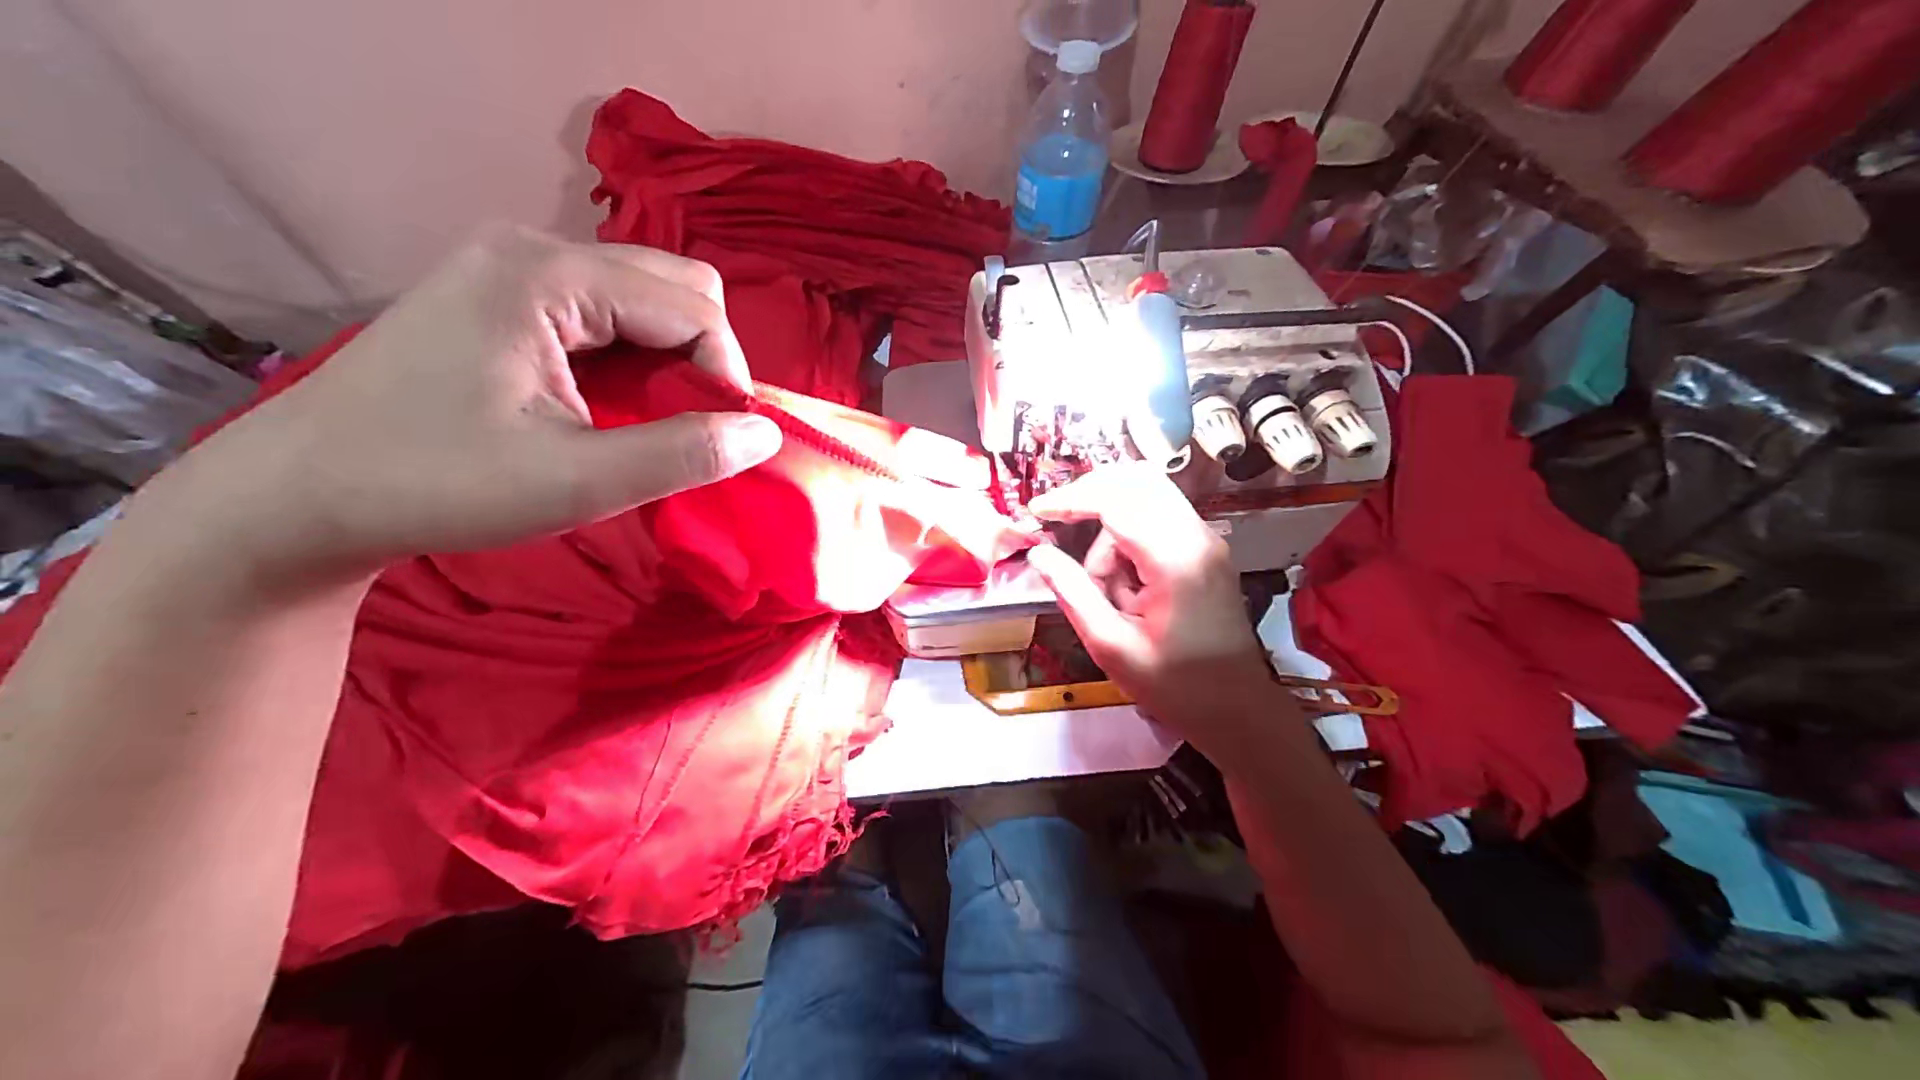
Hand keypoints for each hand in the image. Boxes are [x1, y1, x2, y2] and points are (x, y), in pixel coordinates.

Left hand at [141, 226, 781, 582]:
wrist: (303, 492)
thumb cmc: (437, 486)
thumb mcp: (576, 482)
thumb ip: (682, 455)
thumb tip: (764, 433)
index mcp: (547, 277)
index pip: (690, 306)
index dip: (727, 372)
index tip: (727, 439)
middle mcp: (533, 249)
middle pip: (675, 282)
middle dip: (705, 354)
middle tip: (689, 424)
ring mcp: (513, 265)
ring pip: (645, 292)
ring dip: (671, 354)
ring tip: (649, 417)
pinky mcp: (504, 292)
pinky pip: (607, 307)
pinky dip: (634, 353)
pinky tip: (609, 399)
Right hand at [1025, 464, 1275, 745]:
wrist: (1237, 709)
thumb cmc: (1175, 686)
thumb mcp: (1112, 645)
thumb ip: (1073, 592)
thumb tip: (1039, 554)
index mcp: (1175, 559)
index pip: (1115, 501)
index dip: (1070, 499)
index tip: (1036, 510)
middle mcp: (1197, 537)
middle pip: (1136, 482)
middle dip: (1090, 498)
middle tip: (1058, 524)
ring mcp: (1206, 540)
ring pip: (1146, 498)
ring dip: (1111, 528)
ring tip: (1105, 587)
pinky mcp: (1205, 550)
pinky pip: (1158, 519)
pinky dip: (1129, 536)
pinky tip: (1123, 580)